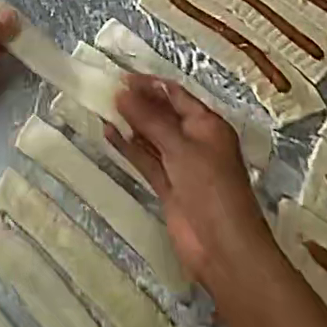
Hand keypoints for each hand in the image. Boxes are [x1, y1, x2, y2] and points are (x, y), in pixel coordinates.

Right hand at [109, 76, 272, 286]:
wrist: (223, 249)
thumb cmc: (211, 189)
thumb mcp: (181, 148)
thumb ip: (150, 120)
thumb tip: (122, 93)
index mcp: (208, 125)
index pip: (176, 95)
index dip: (150, 85)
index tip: (121, 77)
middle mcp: (195, 140)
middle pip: (163, 114)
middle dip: (139, 102)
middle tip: (107, 90)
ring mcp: (180, 165)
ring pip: (152, 137)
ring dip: (131, 124)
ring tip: (103, 107)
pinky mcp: (168, 186)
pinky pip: (146, 160)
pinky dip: (129, 148)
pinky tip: (109, 134)